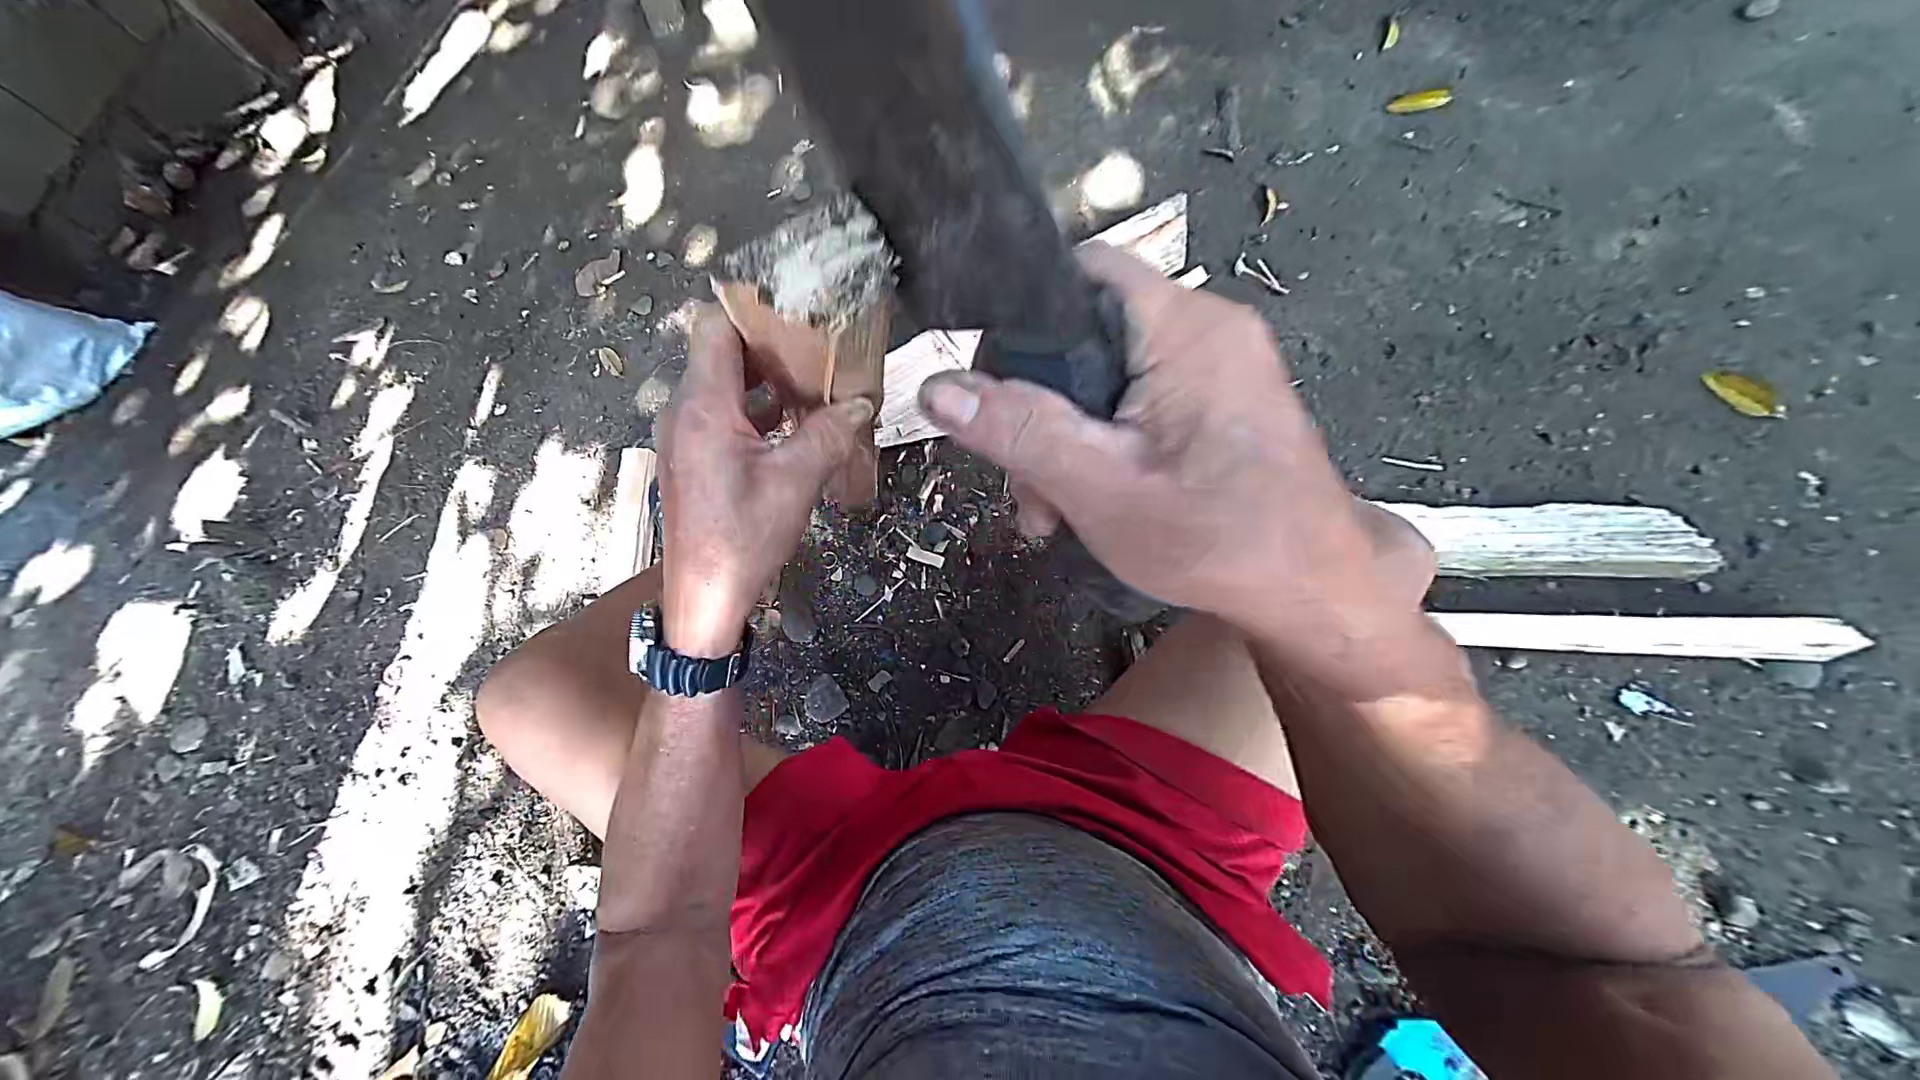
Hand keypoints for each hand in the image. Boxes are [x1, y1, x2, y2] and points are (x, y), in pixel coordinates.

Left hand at [657, 306, 873, 656]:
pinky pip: (723, 416)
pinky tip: (793, 430)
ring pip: (725, 386)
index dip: (755, 314)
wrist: (703, 598)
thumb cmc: (742, 540)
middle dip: (772, 351)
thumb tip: (859, 405)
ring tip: (814, 393)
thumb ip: (829, 435)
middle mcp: (683, 412)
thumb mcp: (796, 483)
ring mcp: (684, 436)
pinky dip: (757, 413)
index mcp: (703, 408)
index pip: (715, 326)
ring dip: (768, 385)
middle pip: (722, 354)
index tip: (799, 321)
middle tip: (820, 359)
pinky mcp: (692, 457)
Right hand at [918, 245, 1433, 669]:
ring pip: (1104, 379)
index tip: (990, 388)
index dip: (1022, 320)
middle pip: (1085, 337)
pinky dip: (1101, 446)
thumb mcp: (1101, 488)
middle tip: (1025, 484)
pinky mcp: (1217, 403)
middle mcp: (1206, 330)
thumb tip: (938, 389)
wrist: (1310, 594)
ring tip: (1052, 512)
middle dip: (1038, 410)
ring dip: (1064, 440)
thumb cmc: (1216, 540)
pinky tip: (1085, 503)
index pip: (1081, 274)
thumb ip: (1020, 431)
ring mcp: (1216, 367)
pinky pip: (1135, 404)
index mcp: (1184, 328)